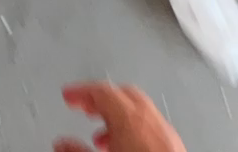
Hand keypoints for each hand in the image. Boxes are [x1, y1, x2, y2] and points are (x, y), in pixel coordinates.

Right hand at [53, 82, 185, 151]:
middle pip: (123, 95)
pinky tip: (127, 148)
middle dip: (101, 99)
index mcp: (130, 117)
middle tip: (85, 107)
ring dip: (118, 117)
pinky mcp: (176, 147)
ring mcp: (167, 133)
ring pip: (139, 111)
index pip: (102, 90)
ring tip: (102, 136)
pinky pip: (152, 127)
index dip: (81, 90)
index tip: (68, 95)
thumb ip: (78, 150)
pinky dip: (135, 129)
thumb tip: (61, 143)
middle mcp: (151, 120)